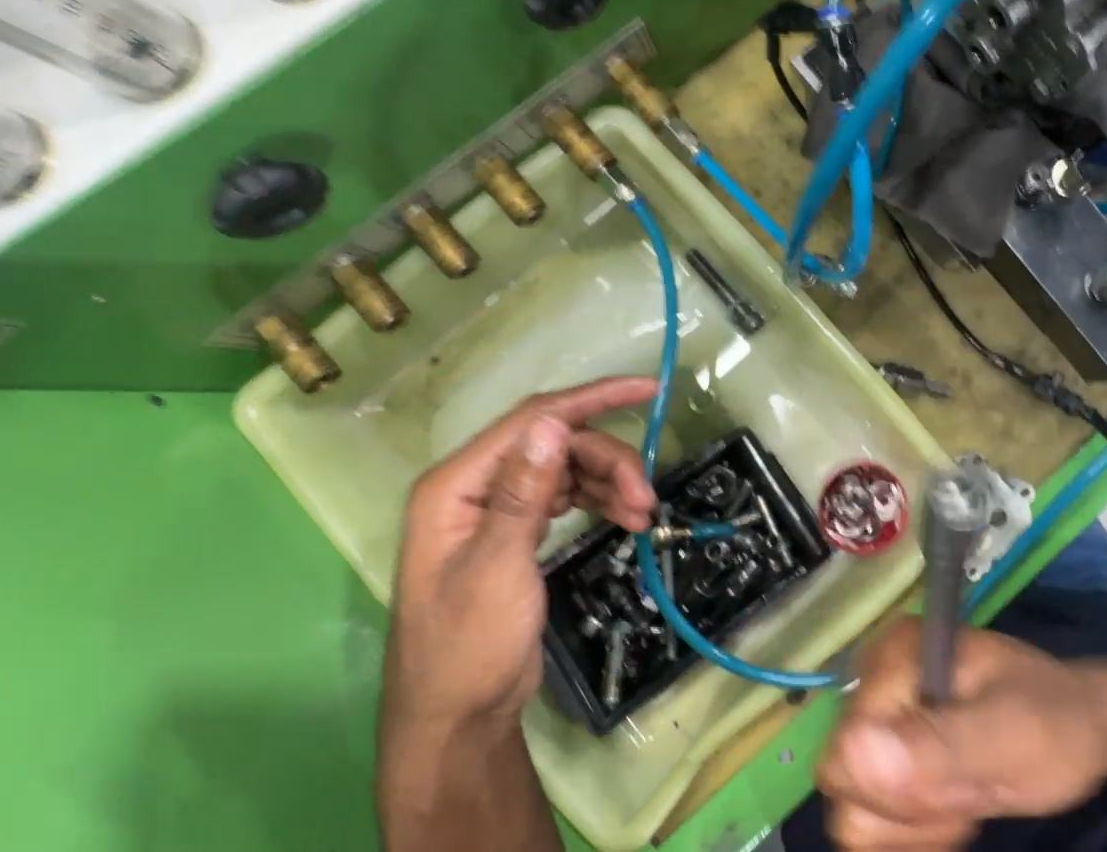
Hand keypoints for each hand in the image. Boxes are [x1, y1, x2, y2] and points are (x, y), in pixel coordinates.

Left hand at [382, 379, 659, 731]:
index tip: (650, 390)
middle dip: (608, 461)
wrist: (457, 717)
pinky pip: (566, 496)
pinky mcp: (516, 531)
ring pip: (567, 469)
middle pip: (557, 444)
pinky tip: (626, 519)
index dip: (593, 399)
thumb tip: (552, 422)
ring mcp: (496, 508)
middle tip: (646, 499)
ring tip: (642, 515)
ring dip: (609, 483)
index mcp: (457, 483)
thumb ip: (523, 493)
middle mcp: (476, 485)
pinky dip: (599, 501)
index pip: (533, 420)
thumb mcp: (497, 568)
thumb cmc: (467, 646)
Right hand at [817, 618, 1106, 849]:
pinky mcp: (888, 751)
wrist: (1084, 728)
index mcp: (895, 656)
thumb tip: (854, 753)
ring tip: (966, 794)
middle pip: (842, 780)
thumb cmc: (1055, 723)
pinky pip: (873, 817)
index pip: (846, 751)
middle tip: (968, 788)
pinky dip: (915, 828)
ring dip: (915, 822)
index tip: (961, 781)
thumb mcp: (1009, 735)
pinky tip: (956, 804)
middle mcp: (875, 680)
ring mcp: (880, 717)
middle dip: (909, 807)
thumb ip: (937, 745)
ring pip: (856, 807)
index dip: (902, 788)